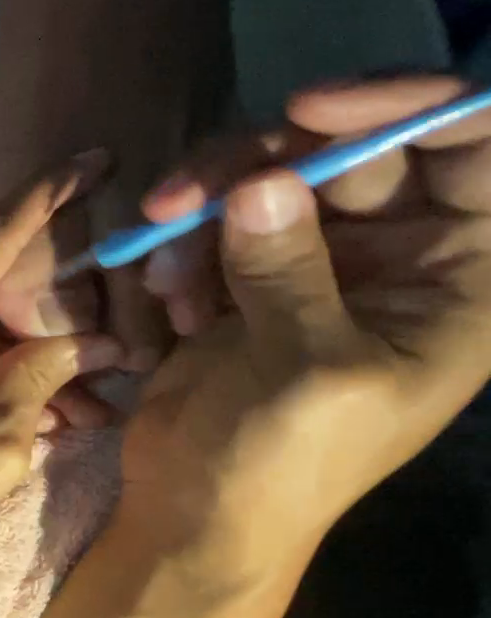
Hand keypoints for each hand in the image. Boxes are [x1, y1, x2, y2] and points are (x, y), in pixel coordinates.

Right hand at [119, 76, 490, 588]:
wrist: (198, 507)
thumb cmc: (288, 459)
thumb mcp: (310, 369)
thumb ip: (291, 273)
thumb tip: (257, 184)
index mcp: (466, 274)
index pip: (475, 149)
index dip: (404, 109)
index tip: (305, 112)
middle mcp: (397, 255)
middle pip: (345, 157)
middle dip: (254, 168)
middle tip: (171, 201)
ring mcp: (311, 266)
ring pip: (263, 184)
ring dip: (198, 216)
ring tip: (158, 274)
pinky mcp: (238, 280)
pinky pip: (208, 228)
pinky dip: (176, 253)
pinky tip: (165, 300)